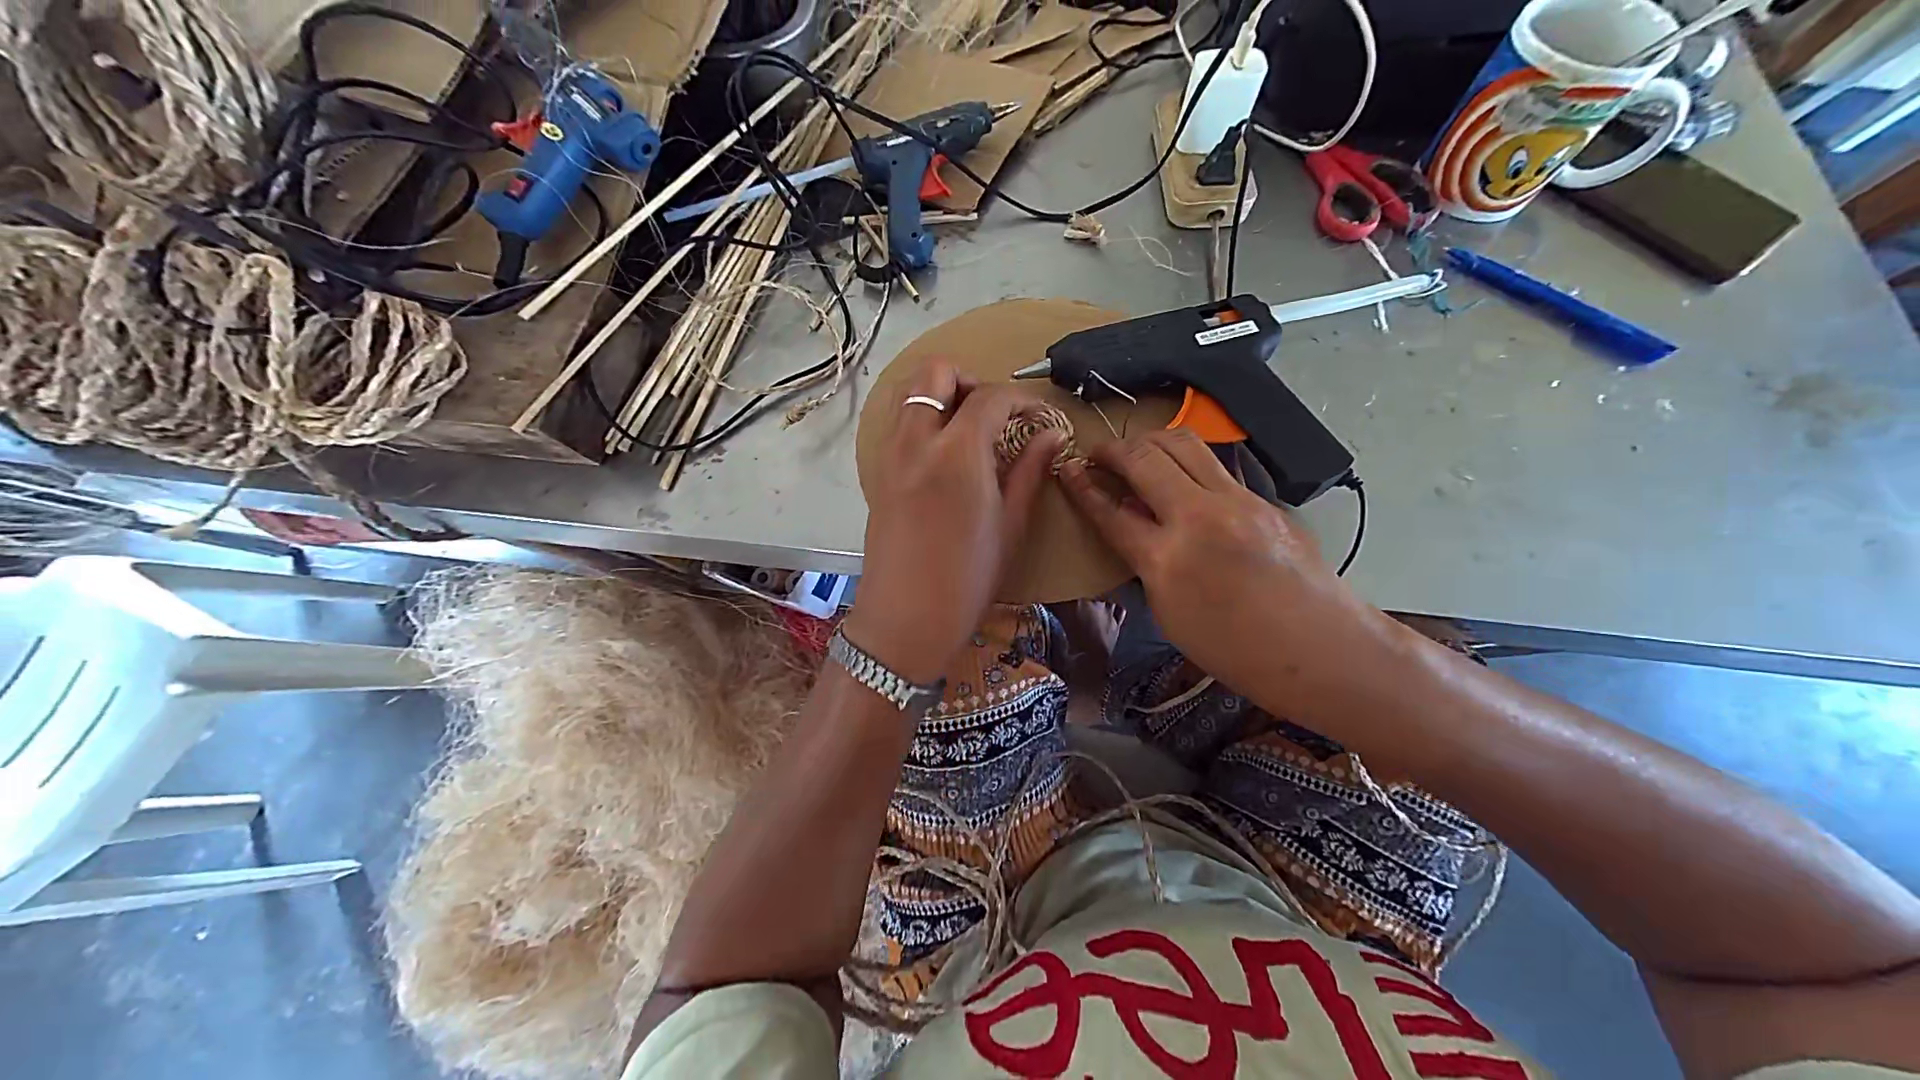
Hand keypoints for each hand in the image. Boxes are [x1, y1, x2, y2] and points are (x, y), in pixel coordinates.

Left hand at [845, 361, 1063, 683]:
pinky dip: (921, 419)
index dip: (1020, 400)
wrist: (905, 621)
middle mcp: (916, 441)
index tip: (1037, 417)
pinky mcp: (878, 474)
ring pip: (908, 394)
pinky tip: (945, 455)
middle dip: (969, 380)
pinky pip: (898, 424)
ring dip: (940, 396)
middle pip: (934, 373)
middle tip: (994, 414)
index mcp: (957, 451)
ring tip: (970, 432)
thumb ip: (1029, 470)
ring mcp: (890, 456)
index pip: (990, 397)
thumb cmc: (968, 580)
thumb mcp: (1011, 525)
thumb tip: (1051, 435)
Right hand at [1057, 430, 1406, 721]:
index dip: (1082, 486)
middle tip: (1099, 456)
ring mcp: (1238, 502)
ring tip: (1137, 454)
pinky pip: (1216, 466)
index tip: (1067, 470)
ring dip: (1150, 441)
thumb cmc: (1236, 651)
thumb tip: (1131, 521)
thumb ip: (1145, 561)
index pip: (1110, 509)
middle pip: (1144, 457)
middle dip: (1113, 449)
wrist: (1321, 649)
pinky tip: (1183, 480)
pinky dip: (1188, 464)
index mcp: (1166, 559)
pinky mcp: (1265, 500)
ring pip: (1184, 443)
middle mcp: (1199, 517)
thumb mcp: (1170, 614)